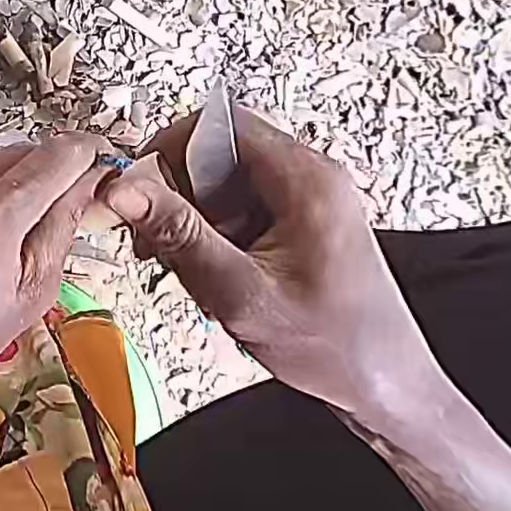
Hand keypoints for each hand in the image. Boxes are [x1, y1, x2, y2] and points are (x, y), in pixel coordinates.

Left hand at [0, 133, 104, 460]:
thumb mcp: (31, 294)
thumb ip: (62, 226)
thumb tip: (88, 181)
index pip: (51, 159)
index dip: (84, 153)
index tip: (99, 155)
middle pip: (19, 151)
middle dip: (47, 169)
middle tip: (61, 198)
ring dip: (10, 180)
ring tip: (6, 227)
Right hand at [99, 109, 446, 427]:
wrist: (384, 387)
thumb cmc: (334, 346)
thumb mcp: (239, 291)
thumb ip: (178, 234)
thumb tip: (126, 191)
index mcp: (305, 179)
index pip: (217, 123)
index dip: (167, 149)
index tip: (139, 189)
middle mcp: (307, 178)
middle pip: (214, 154)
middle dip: (176, 195)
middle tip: (160, 241)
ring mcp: (302, 199)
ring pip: (219, 184)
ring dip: (191, 221)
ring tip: (194, 268)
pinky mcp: (295, 221)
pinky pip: (234, 208)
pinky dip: (211, 235)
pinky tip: (215, 274)